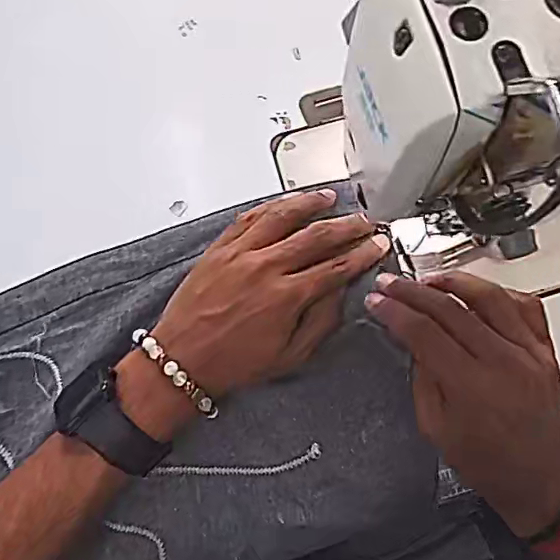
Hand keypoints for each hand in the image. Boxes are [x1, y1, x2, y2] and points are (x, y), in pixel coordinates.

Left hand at [116, 188, 391, 439]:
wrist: (183, 360)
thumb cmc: (231, 363)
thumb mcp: (289, 356)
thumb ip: (320, 322)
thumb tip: (341, 293)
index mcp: (285, 297)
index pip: (336, 266)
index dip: (362, 253)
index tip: (376, 245)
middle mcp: (264, 269)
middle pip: (316, 235)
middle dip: (346, 226)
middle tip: (362, 221)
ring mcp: (240, 255)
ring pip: (282, 216)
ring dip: (309, 203)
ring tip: (328, 197)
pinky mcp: (219, 249)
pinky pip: (248, 218)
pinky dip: (270, 206)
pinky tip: (284, 202)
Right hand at [363, 271, 559, 537]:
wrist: (539, 480)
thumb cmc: (490, 464)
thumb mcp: (436, 428)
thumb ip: (423, 378)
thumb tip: (412, 339)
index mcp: (472, 388)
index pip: (424, 331)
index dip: (395, 311)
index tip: (378, 301)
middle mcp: (505, 364)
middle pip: (451, 308)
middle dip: (412, 291)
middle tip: (392, 283)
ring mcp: (530, 354)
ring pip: (489, 296)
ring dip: (454, 281)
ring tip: (430, 281)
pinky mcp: (546, 351)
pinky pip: (525, 305)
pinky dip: (498, 292)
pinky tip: (477, 292)